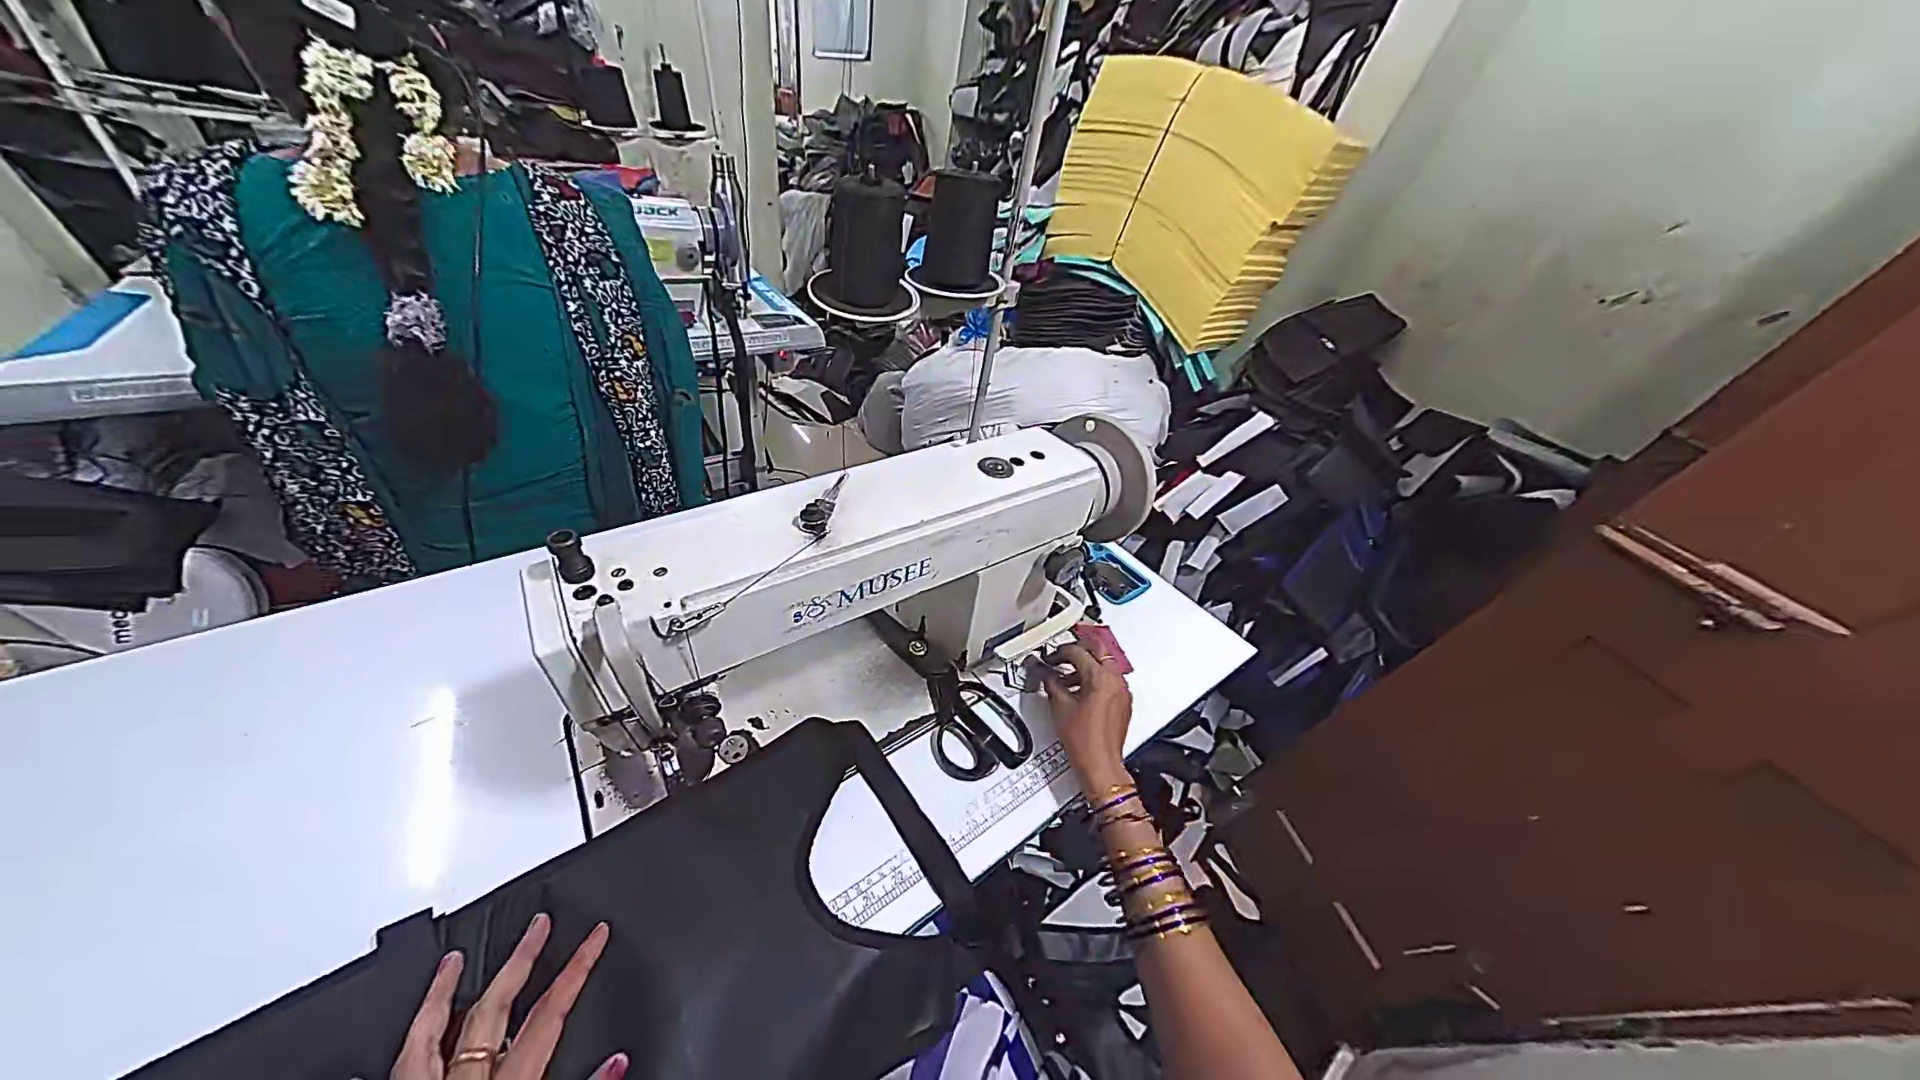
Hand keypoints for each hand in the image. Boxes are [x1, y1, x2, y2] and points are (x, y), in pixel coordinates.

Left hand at [392, 913, 623, 1079]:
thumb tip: (619, 1061)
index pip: (548, 1016)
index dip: (575, 970)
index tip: (594, 936)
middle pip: (491, 1012)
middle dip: (519, 962)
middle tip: (537, 926)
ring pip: (425, 1039)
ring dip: (440, 997)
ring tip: (451, 962)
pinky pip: (394, 1073)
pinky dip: (400, 1051)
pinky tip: (398, 1037)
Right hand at [1040, 641, 1133, 791]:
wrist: (1100, 764)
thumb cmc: (1084, 741)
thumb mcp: (1059, 706)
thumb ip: (1051, 682)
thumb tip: (1046, 674)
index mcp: (1100, 678)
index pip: (1078, 652)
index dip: (1060, 653)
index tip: (1051, 658)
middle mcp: (1115, 681)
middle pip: (1098, 649)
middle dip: (1078, 649)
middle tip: (1062, 655)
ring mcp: (1122, 691)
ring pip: (1106, 664)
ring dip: (1087, 665)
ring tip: (1068, 676)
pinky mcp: (1123, 702)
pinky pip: (1111, 680)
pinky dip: (1096, 678)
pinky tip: (1081, 689)